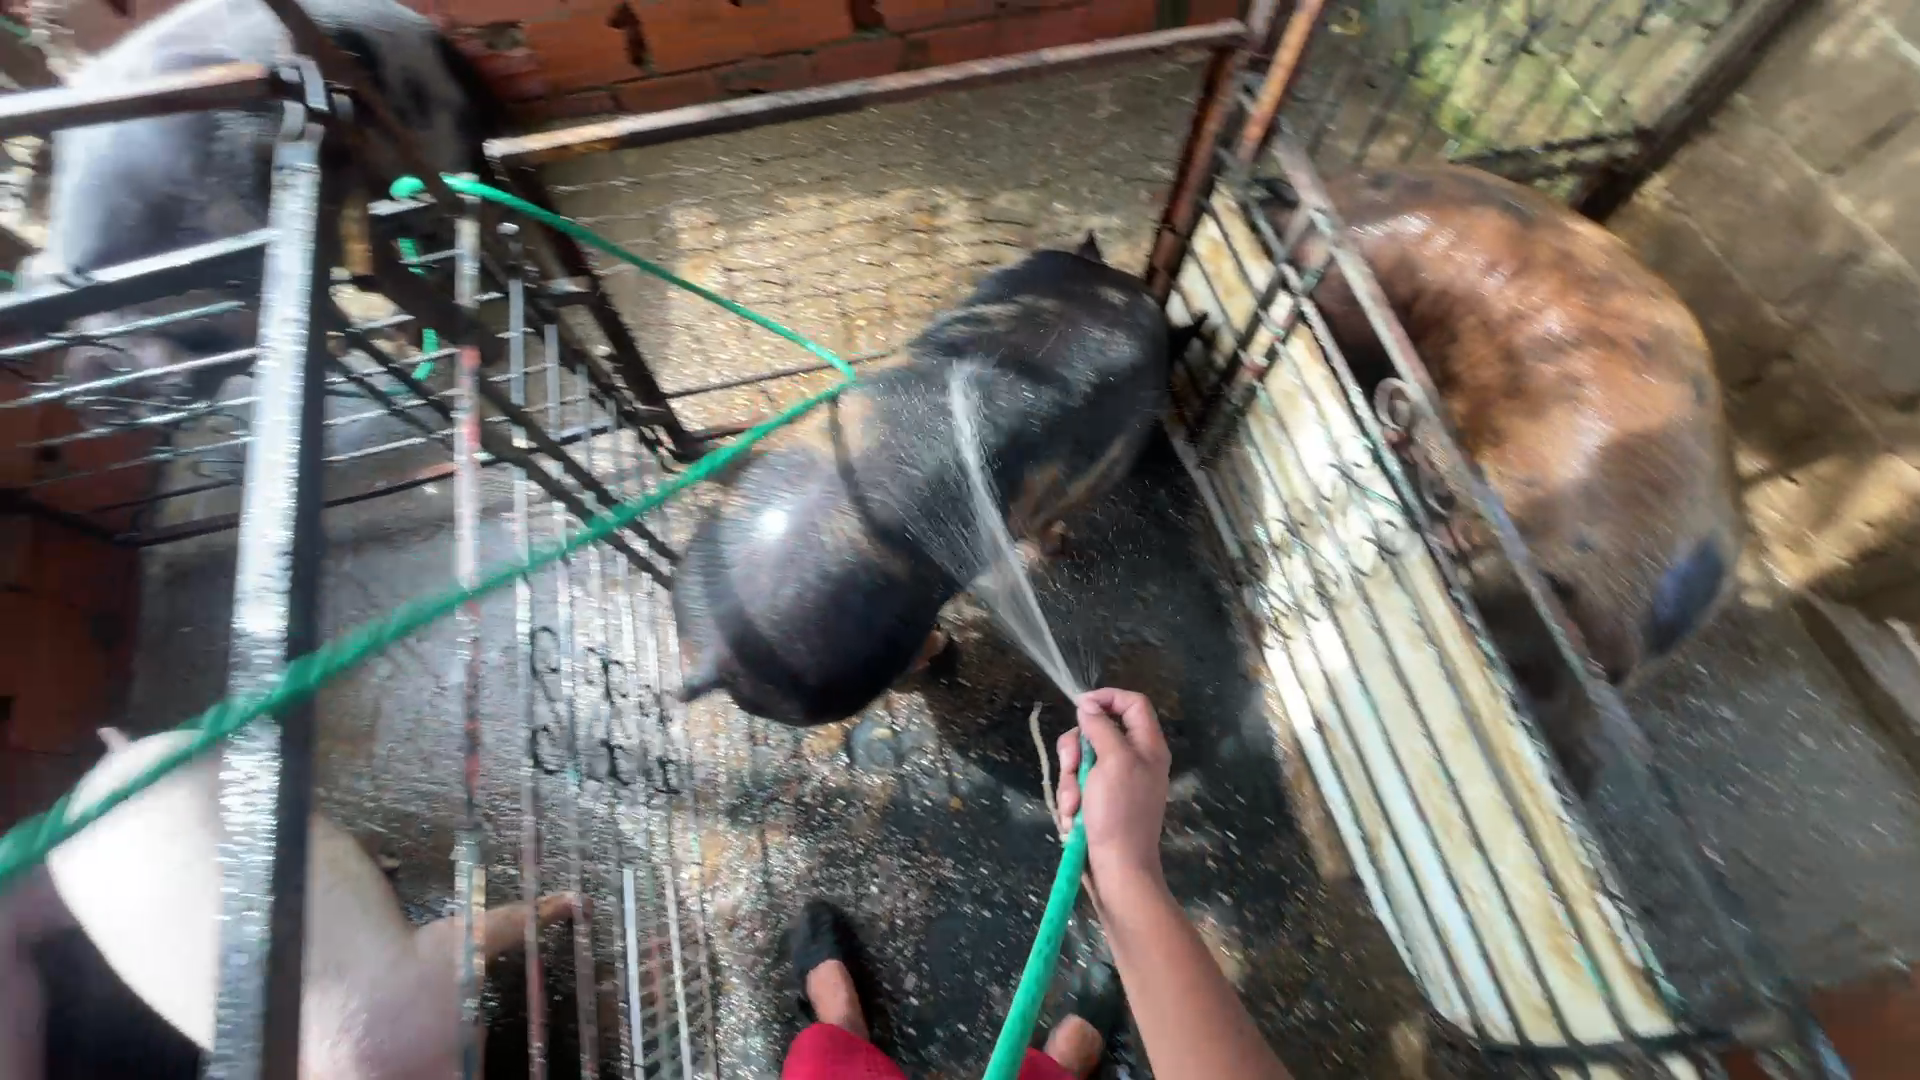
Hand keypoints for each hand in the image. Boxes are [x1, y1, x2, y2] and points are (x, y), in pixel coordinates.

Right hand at [1056, 687, 1171, 895]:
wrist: (1117, 870)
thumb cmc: (1120, 813)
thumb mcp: (1112, 761)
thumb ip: (1100, 728)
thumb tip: (1087, 706)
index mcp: (1147, 746)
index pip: (1133, 703)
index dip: (1107, 697)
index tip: (1080, 705)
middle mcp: (1133, 759)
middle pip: (1097, 730)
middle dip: (1077, 749)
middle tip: (1073, 766)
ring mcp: (1115, 781)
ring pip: (1081, 759)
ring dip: (1070, 781)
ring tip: (1074, 806)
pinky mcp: (1099, 800)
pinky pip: (1077, 785)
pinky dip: (1072, 800)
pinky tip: (1074, 818)